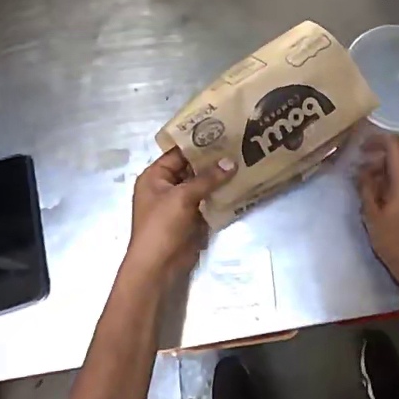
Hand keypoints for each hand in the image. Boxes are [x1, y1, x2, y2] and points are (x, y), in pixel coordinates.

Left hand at [123, 149, 233, 282]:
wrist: (157, 266)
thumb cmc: (161, 226)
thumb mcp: (182, 197)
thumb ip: (207, 179)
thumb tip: (230, 162)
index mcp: (155, 176)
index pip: (178, 153)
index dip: (199, 142)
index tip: (222, 132)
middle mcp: (166, 186)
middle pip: (192, 167)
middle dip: (213, 159)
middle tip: (239, 145)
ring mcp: (179, 202)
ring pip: (202, 184)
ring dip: (219, 177)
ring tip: (244, 161)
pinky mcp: (191, 217)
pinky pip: (207, 200)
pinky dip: (220, 194)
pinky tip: (239, 184)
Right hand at [357, 133, 398, 289]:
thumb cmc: (393, 242)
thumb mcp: (372, 215)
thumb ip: (366, 187)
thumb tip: (362, 170)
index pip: (395, 146)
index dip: (377, 140)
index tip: (362, 149)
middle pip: (398, 160)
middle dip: (377, 164)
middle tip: (359, 179)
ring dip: (386, 177)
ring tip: (370, 195)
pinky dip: (397, 186)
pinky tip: (386, 203)